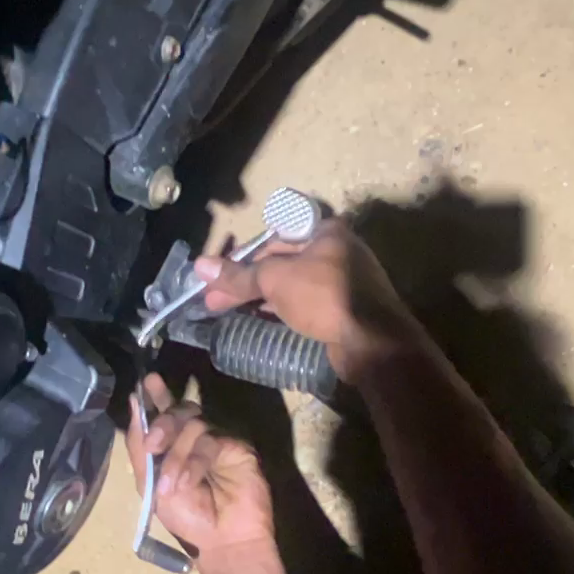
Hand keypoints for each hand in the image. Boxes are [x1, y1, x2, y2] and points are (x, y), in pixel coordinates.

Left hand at [127, 373, 274, 561]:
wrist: (221, 541)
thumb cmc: (186, 518)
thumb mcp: (150, 484)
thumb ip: (140, 446)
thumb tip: (135, 402)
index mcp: (174, 444)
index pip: (165, 410)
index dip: (156, 393)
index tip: (148, 381)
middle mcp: (196, 437)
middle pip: (179, 411)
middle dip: (161, 424)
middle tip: (152, 445)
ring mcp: (218, 440)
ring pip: (193, 425)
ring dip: (176, 456)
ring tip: (171, 485)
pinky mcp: (237, 447)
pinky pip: (211, 442)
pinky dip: (194, 463)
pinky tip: (189, 482)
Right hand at [193, 218, 413, 377]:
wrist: (372, 341)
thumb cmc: (325, 297)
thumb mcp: (276, 280)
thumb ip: (239, 275)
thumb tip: (200, 266)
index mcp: (326, 232)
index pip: (273, 238)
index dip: (242, 257)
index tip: (218, 277)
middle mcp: (338, 252)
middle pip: (282, 262)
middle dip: (248, 281)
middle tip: (215, 301)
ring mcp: (344, 282)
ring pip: (294, 286)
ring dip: (263, 298)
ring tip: (231, 312)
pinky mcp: (345, 310)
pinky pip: (307, 305)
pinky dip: (283, 311)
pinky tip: (262, 321)